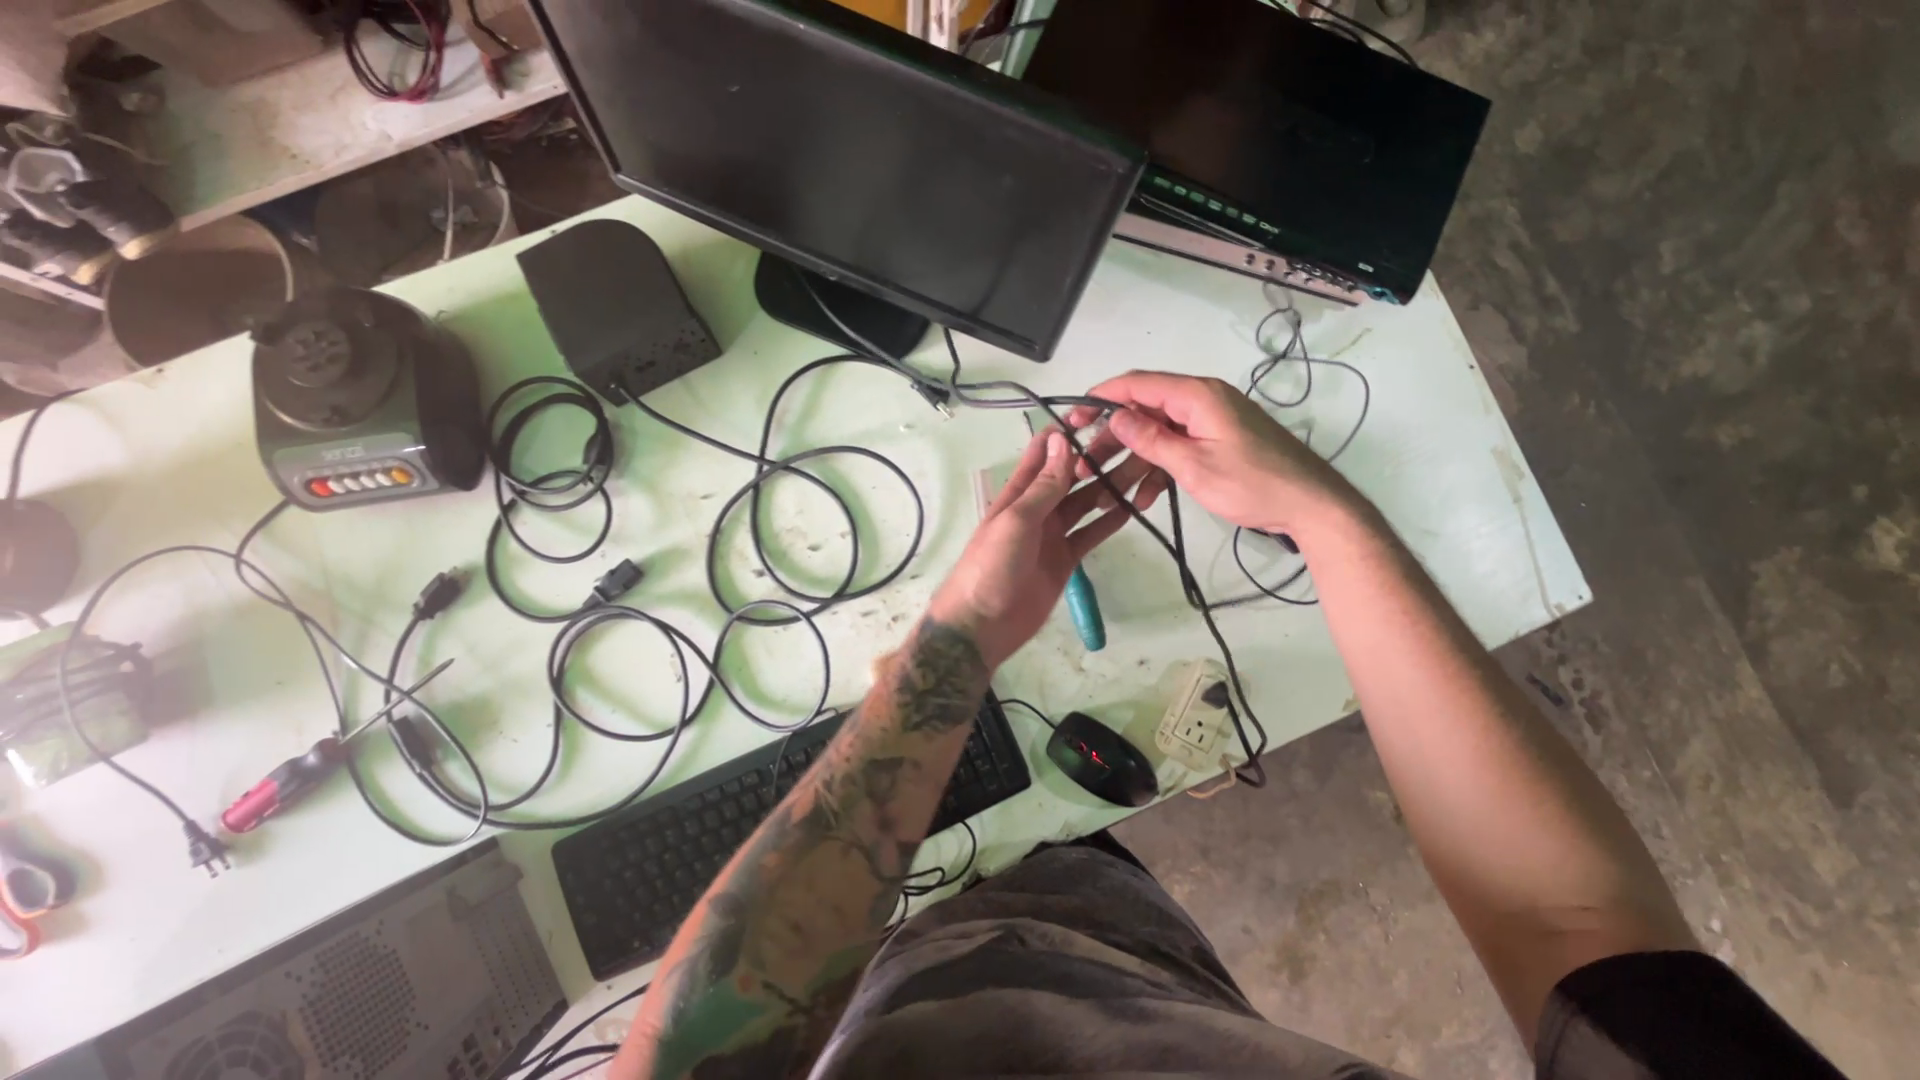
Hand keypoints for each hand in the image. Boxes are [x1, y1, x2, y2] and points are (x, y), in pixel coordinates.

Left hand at [927, 430, 1164, 668]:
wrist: (983, 625)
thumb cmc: (991, 567)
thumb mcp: (1016, 521)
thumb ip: (1043, 486)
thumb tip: (1061, 440)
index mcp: (1018, 494)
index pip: (1044, 454)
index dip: (1067, 434)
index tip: (1101, 415)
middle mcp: (1037, 509)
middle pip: (1072, 478)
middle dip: (1098, 461)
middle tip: (1136, 443)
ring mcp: (1053, 534)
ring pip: (1086, 504)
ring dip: (1110, 488)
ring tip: (1143, 469)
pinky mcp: (1066, 559)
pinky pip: (1091, 534)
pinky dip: (1110, 521)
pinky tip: (1133, 507)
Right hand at [1066, 371, 1359, 538]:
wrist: (1311, 505)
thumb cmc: (1252, 484)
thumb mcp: (1193, 466)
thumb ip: (1151, 440)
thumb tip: (1115, 416)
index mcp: (1197, 396)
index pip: (1137, 384)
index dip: (1101, 398)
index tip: (1072, 417)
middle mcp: (1202, 400)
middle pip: (1144, 410)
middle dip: (1111, 437)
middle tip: (1081, 463)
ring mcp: (1212, 421)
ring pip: (1158, 433)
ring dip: (1131, 460)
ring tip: (1103, 488)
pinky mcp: (1218, 441)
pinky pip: (1178, 448)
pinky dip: (1158, 469)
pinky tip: (1141, 498)